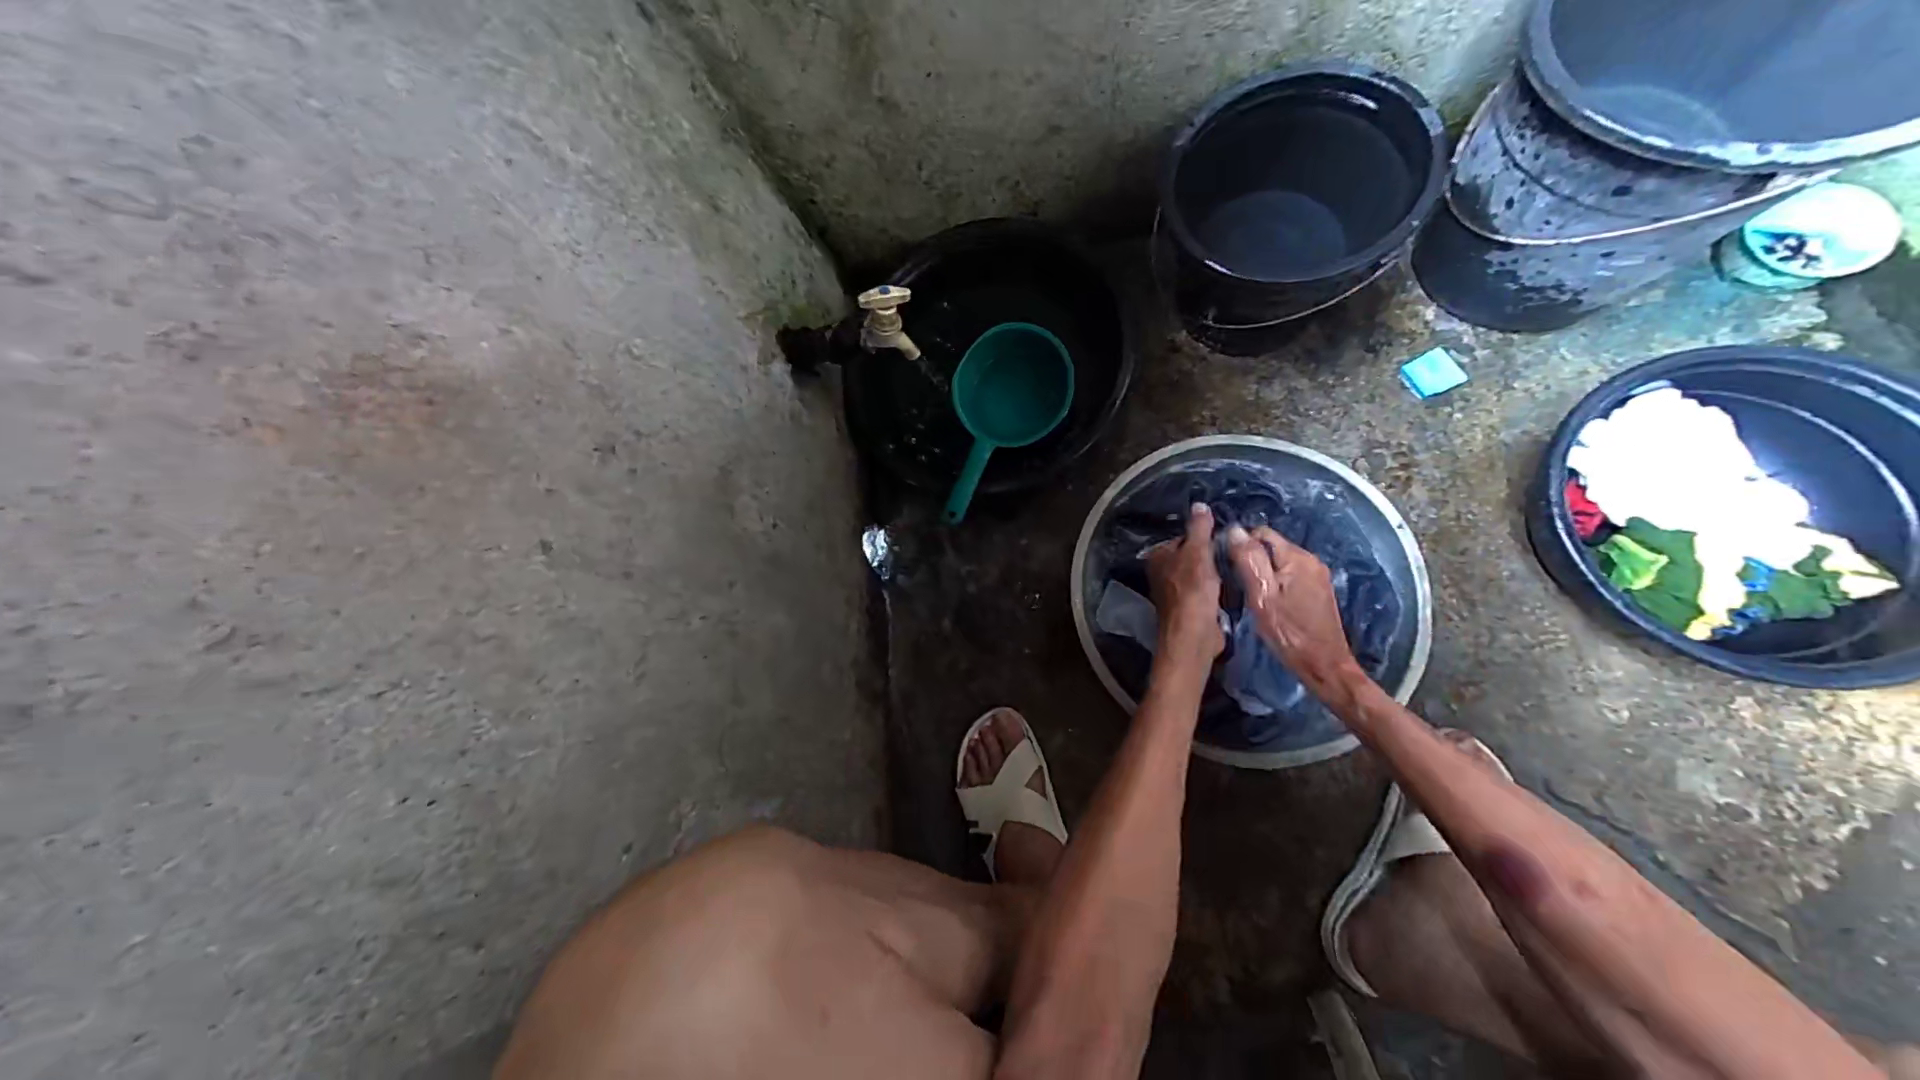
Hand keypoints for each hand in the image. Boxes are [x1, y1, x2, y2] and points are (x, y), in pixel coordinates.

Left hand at [1146, 503, 1223, 661]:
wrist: (1194, 633)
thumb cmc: (1192, 589)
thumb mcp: (1198, 552)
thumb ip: (1199, 528)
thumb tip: (1199, 504)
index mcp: (1158, 557)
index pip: (1183, 537)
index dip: (1203, 535)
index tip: (1224, 536)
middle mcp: (1162, 573)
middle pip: (1192, 555)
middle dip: (1211, 554)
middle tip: (1234, 549)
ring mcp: (1175, 591)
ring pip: (1201, 573)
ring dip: (1217, 571)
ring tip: (1237, 564)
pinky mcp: (1190, 606)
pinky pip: (1207, 589)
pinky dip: (1218, 587)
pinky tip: (1232, 585)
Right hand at [1226, 525, 1360, 693]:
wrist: (1323, 664)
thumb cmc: (1288, 632)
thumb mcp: (1261, 596)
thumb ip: (1248, 560)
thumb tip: (1234, 530)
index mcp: (1296, 557)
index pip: (1261, 532)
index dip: (1240, 543)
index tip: (1226, 563)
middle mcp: (1311, 560)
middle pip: (1272, 546)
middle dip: (1252, 557)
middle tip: (1236, 582)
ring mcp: (1318, 575)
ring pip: (1280, 561)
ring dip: (1264, 571)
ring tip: (1250, 592)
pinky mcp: (1319, 589)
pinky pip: (1290, 574)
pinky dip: (1276, 581)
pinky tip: (1268, 600)